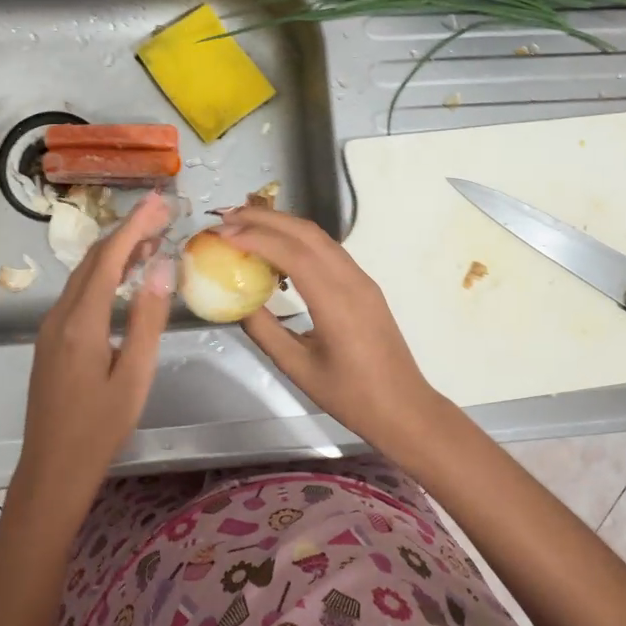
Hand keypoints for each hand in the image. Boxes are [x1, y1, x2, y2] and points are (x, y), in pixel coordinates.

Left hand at [17, 192, 175, 494]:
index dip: (135, 225)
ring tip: (150, 237)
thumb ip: (146, 319)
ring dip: (115, 252)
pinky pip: (78, 293)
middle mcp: (60, 315)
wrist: (51, 469)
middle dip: (126, 231)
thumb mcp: (133, 376)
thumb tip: (161, 266)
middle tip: (161, 212)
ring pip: (83, 275)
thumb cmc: (99, 428)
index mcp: (80, 321)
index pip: (109, 258)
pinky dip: (103, 274)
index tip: (160, 201)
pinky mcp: (51, 341)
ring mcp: (50, 327)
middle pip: (93, 260)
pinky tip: (122, 277)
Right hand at [215, 205, 445, 448]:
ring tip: (244, 224)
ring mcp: (361, 279)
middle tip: (226, 218)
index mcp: (336, 302)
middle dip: (264, 218)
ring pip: (318, 236)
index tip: (222, 234)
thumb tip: (236, 303)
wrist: (403, 407)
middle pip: (306, 232)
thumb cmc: (350, 396)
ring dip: (281, 224)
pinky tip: (276, 247)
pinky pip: (328, 249)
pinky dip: (297, 239)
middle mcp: (352, 280)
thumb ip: (264, 331)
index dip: (256, 236)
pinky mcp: (364, 284)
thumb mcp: (297, 367)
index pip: (293, 253)